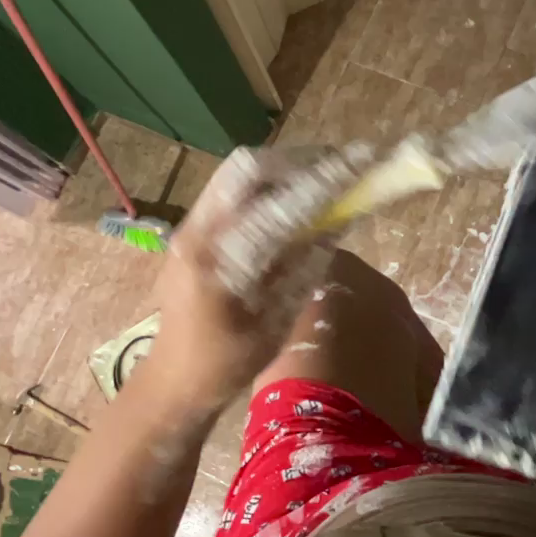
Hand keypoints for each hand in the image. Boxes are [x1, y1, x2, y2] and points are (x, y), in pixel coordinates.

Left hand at [145, 146, 368, 416]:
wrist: (171, 377)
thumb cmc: (227, 363)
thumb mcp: (278, 323)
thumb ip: (306, 268)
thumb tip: (340, 218)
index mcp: (221, 264)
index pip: (281, 208)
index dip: (325, 181)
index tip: (363, 159)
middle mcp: (199, 232)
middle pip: (250, 167)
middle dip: (302, 160)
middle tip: (343, 165)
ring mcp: (190, 224)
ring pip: (239, 170)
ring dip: (285, 166)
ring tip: (325, 174)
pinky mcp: (192, 224)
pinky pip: (233, 186)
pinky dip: (270, 180)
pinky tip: (295, 194)